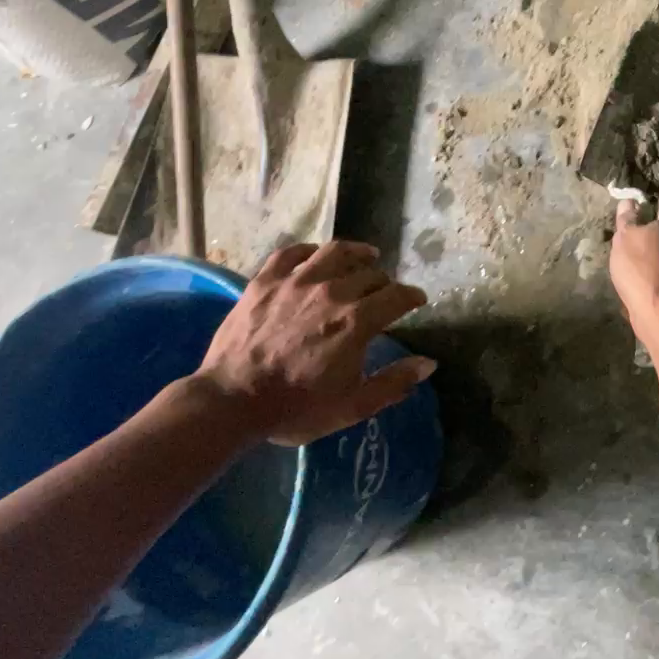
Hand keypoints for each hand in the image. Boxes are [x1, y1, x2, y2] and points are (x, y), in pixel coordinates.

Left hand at [194, 240, 434, 445]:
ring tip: (365, 256)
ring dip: (356, 253)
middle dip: (384, 282)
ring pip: (335, 252)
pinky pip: (291, 253)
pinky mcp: (265, 281)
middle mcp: (332, 292)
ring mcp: (296, 282)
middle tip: (385, 292)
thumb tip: (428, 364)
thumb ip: (394, 383)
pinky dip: (309, 250)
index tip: (417, 300)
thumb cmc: (296, 407)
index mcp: (357, 321)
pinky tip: (316, 255)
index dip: (412, 296)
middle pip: (370, 274)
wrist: (230, 403)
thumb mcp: (353, 406)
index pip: (397, 296)